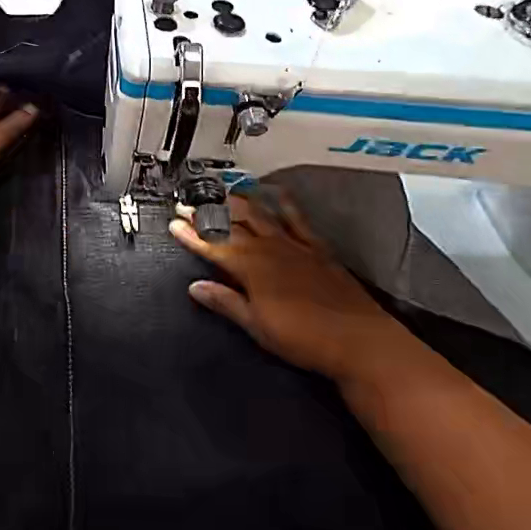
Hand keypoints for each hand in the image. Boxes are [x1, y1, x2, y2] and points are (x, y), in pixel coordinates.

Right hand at [171, 194, 410, 381]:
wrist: (355, 337)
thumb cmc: (303, 338)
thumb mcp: (258, 326)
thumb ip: (226, 302)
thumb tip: (196, 287)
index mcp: (251, 268)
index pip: (214, 246)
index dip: (192, 235)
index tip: (175, 223)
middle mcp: (269, 249)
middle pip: (233, 225)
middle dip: (208, 214)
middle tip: (190, 205)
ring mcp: (293, 244)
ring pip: (260, 214)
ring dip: (239, 202)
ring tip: (223, 192)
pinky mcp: (315, 246)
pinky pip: (296, 217)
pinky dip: (284, 202)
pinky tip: (276, 191)